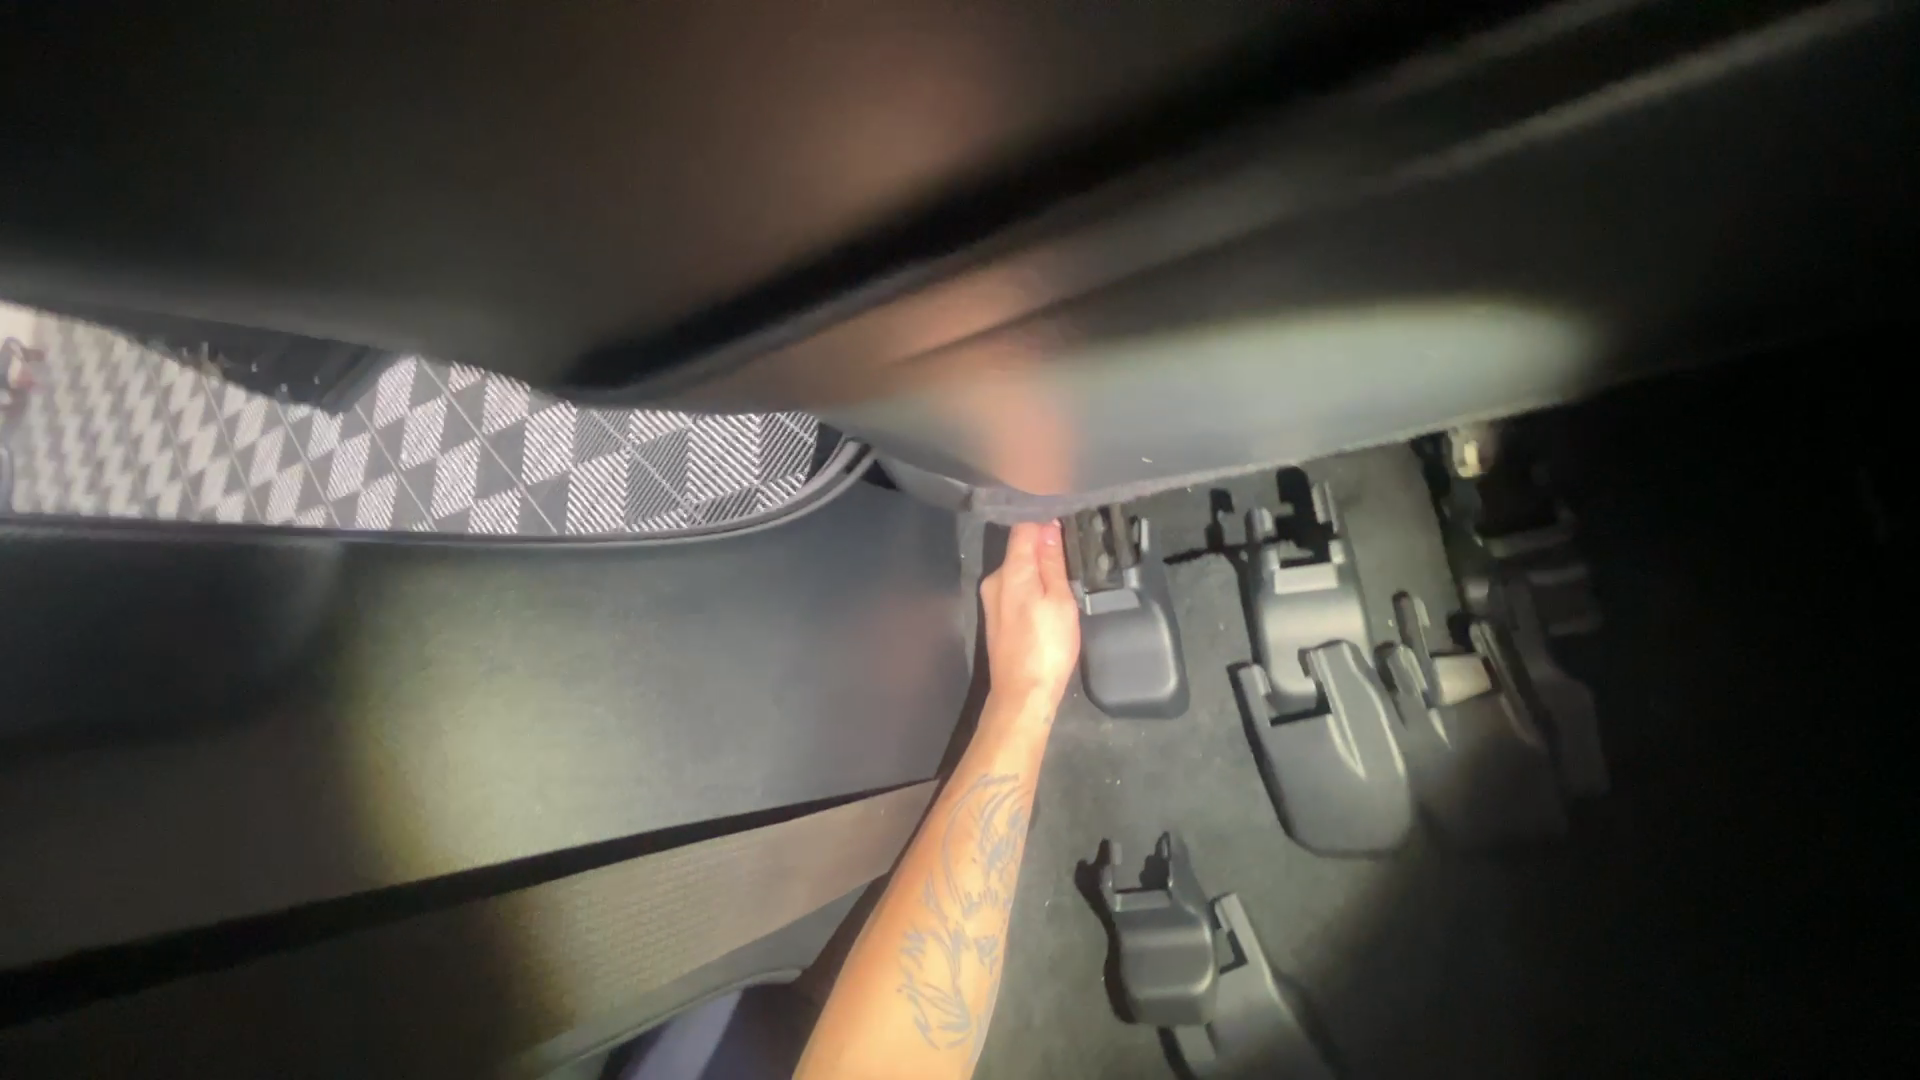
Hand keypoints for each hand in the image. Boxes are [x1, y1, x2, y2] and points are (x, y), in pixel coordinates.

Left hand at [979, 521, 1081, 714]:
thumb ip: (1052, 562)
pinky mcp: (996, 616)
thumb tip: (1048, 527)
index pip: (1023, 528)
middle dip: (1043, 548)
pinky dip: (1031, 588)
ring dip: (1038, 571)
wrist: (1023, 693)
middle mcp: (995, 580)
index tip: (1067, 526)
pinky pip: (1015, 589)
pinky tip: (1048, 601)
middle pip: (1019, 550)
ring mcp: (992, 599)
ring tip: (1064, 580)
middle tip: (1072, 556)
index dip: (1044, 523)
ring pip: (1018, 571)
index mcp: (1011, 571)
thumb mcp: (1060, 600)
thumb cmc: (1047, 647)